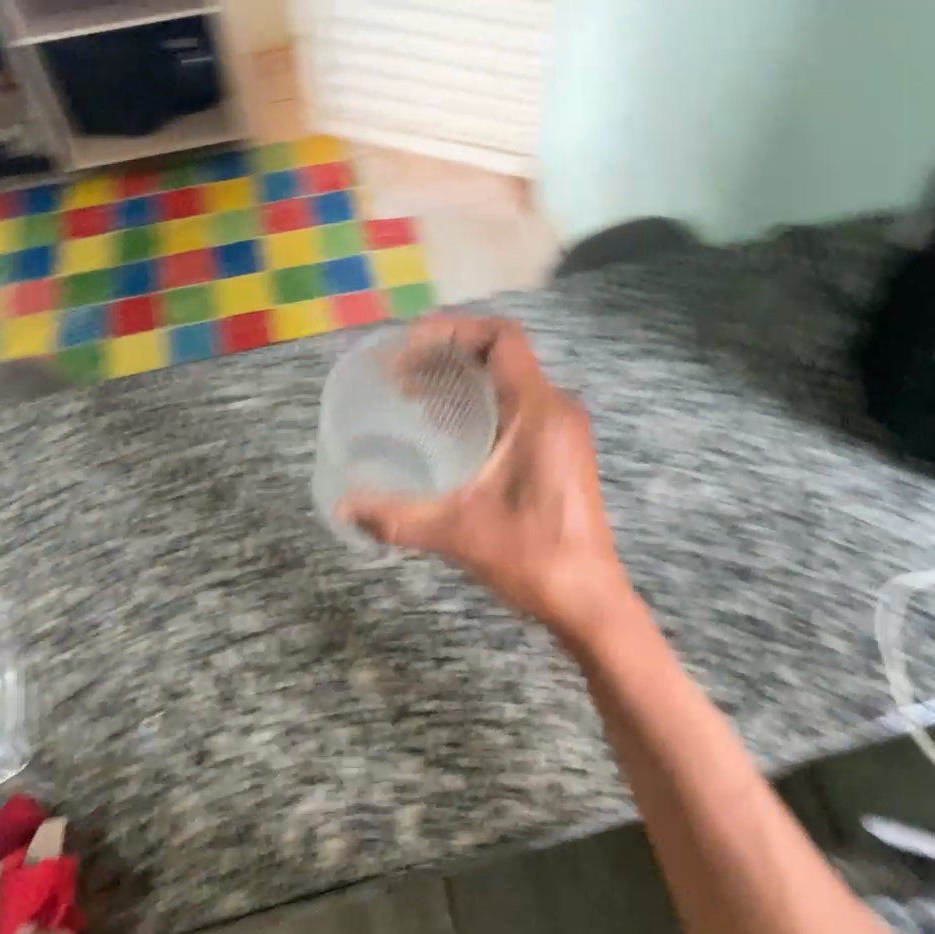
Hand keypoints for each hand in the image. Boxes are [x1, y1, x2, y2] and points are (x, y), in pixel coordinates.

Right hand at [339, 317, 633, 639]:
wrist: (588, 601)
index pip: (501, 338)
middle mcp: (558, 410)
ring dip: (467, 383)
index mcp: (539, 412)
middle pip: (503, 356)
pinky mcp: (565, 454)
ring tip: (418, 402)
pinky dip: (484, 408)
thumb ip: (396, 516)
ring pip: (513, 383)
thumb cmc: (531, 559)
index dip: (452, 330)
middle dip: (449, 357)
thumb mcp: (456, 532)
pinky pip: (521, 409)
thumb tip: (345, 506)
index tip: (409, 348)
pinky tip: (452, 438)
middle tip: (402, 380)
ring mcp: (566, 433)